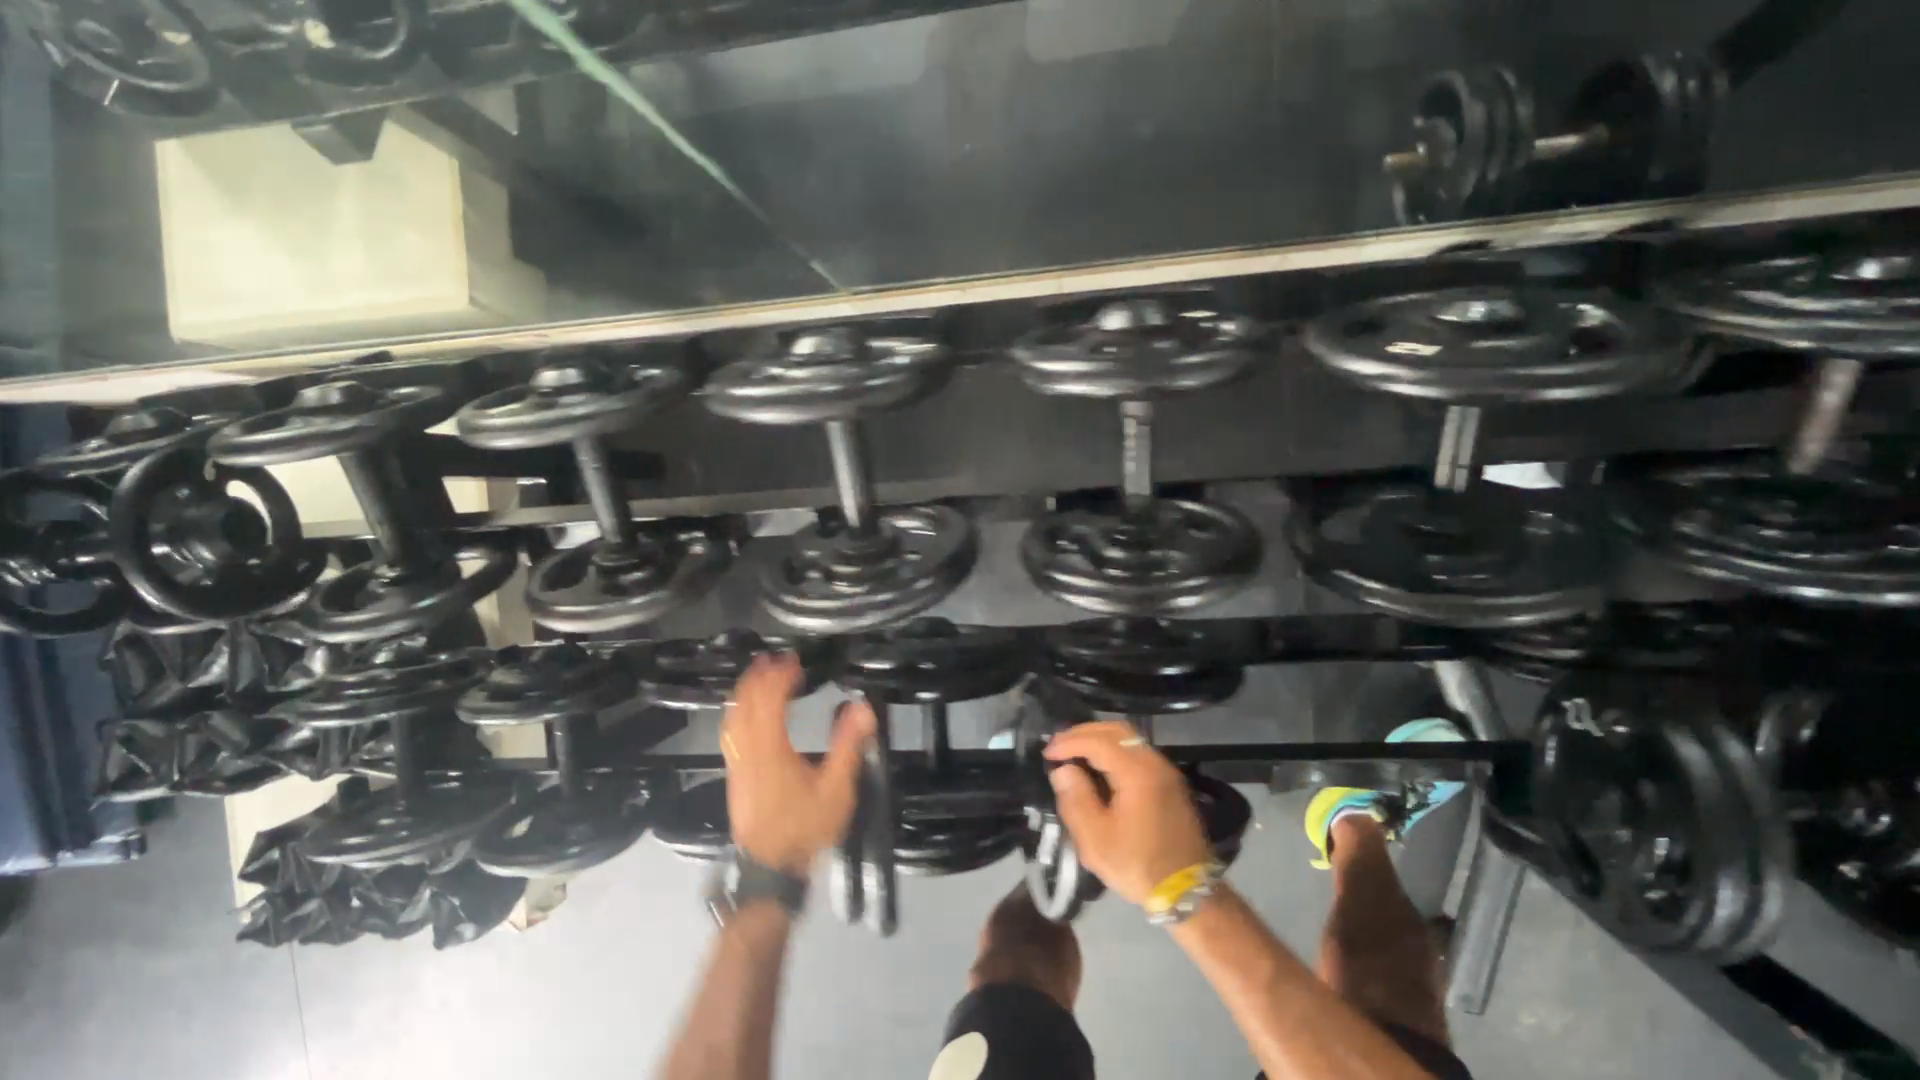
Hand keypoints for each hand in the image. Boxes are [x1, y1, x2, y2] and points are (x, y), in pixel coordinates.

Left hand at [722, 654, 876, 877]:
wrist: (771, 868)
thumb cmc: (805, 828)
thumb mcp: (836, 789)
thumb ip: (848, 745)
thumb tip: (862, 707)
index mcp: (771, 749)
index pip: (770, 700)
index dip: (780, 677)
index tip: (794, 662)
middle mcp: (748, 751)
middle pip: (745, 704)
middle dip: (758, 678)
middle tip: (774, 660)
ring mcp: (737, 765)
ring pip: (733, 719)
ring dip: (744, 693)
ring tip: (757, 678)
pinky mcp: (734, 777)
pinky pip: (730, 735)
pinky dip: (737, 714)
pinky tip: (745, 717)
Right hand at [1044, 720, 1211, 905]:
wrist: (1188, 891)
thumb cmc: (1139, 865)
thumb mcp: (1096, 840)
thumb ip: (1076, 800)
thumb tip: (1064, 770)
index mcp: (1138, 773)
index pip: (1098, 741)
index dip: (1069, 742)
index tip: (1046, 753)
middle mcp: (1155, 763)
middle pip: (1117, 731)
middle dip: (1083, 733)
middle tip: (1057, 747)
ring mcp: (1166, 772)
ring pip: (1129, 739)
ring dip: (1099, 740)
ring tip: (1073, 754)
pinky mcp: (1169, 784)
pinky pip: (1137, 753)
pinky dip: (1113, 751)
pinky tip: (1097, 767)